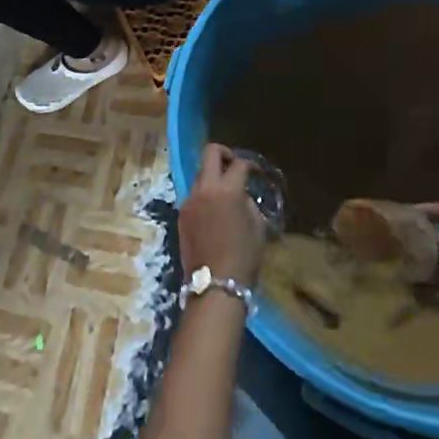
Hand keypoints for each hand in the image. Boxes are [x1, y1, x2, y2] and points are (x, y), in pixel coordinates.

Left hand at [180, 144, 266, 286]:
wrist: (215, 284)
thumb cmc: (243, 257)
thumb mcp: (257, 228)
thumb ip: (248, 204)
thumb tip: (242, 196)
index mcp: (227, 190)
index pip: (239, 164)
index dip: (250, 164)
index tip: (256, 172)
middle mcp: (205, 188)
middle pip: (210, 153)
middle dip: (224, 154)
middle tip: (234, 166)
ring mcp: (189, 200)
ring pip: (200, 175)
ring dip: (212, 177)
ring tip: (224, 194)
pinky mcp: (181, 214)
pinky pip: (194, 195)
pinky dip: (204, 195)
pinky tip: (213, 212)